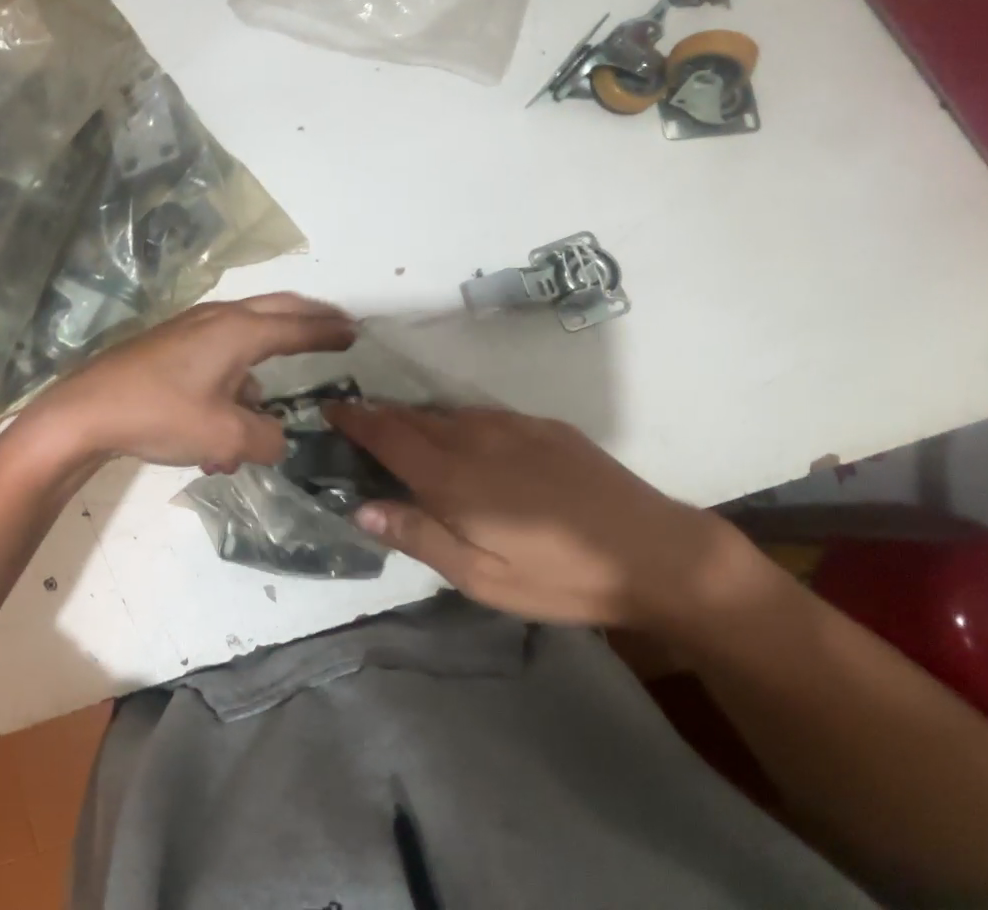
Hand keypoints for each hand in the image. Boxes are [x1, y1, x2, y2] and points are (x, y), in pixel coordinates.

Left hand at [23, 293, 354, 468]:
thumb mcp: (225, 439)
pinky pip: (215, 358)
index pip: (299, 326)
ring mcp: (189, 330)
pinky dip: (231, 384)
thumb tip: (276, 439)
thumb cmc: (160, 416)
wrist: (86, 412)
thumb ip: (265, 439)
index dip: (330, 331)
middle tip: (336, 327)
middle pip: (276, 311)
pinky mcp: (167, 347)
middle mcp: (217, 320)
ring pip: (242, 341)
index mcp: (239, 332)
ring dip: (259, 374)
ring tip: (262, 420)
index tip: (356, 331)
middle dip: (308, 320)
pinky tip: (217, 433)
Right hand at [326, 404, 764, 633]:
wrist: (657, 554)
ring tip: (403, 431)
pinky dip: (458, 420)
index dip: (355, 420)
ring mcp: (516, 428)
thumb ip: (419, 537)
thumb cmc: (560, 577)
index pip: (387, 435)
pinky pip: (484, 415)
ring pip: (449, 413)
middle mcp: (476, 440)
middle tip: (357, 423)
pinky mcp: (548, 429)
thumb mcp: (480, 577)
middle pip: (414, 417)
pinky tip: (465, 437)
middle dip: (380, 416)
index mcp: (452, 477)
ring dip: (417, 418)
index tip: (330, 410)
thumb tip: (361, 508)